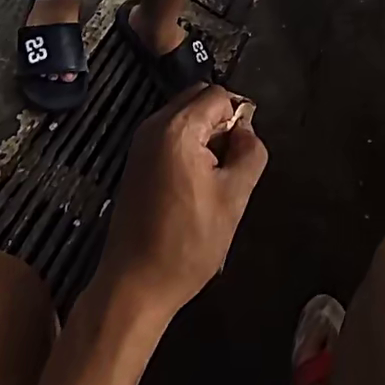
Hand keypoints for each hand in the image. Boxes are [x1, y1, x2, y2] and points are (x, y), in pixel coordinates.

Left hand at [98, 84, 267, 312]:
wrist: (134, 288)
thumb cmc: (187, 243)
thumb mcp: (236, 195)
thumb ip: (251, 150)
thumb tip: (245, 131)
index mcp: (178, 130)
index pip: (220, 95)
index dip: (238, 117)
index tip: (241, 151)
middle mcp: (154, 128)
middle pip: (200, 98)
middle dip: (221, 120)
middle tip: (229, 159)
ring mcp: (140, 145)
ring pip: (186, 116)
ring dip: (205, 134)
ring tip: (212, 175)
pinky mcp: (136, 162)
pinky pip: (172, 134)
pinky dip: (189, 146)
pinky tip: (193, 183)